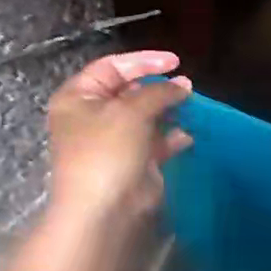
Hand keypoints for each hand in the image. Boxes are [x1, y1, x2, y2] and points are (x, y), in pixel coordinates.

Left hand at [45, 50, 192, 225]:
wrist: (105, 208)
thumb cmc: (107, 152)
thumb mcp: (130, 112)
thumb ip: (158, 93)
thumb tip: (182, 84)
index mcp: (79, 97)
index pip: (112, 67)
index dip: (143, 61)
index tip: (176, 62)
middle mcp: (94, 116)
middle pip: (130, 91)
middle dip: (159, 88)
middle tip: (187, 87)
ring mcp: (115, 140)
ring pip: (147, 116)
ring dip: (169, 112)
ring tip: (191, 108)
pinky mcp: (135, 161)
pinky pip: (156, 141)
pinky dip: (172, 137)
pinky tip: (186, 137)